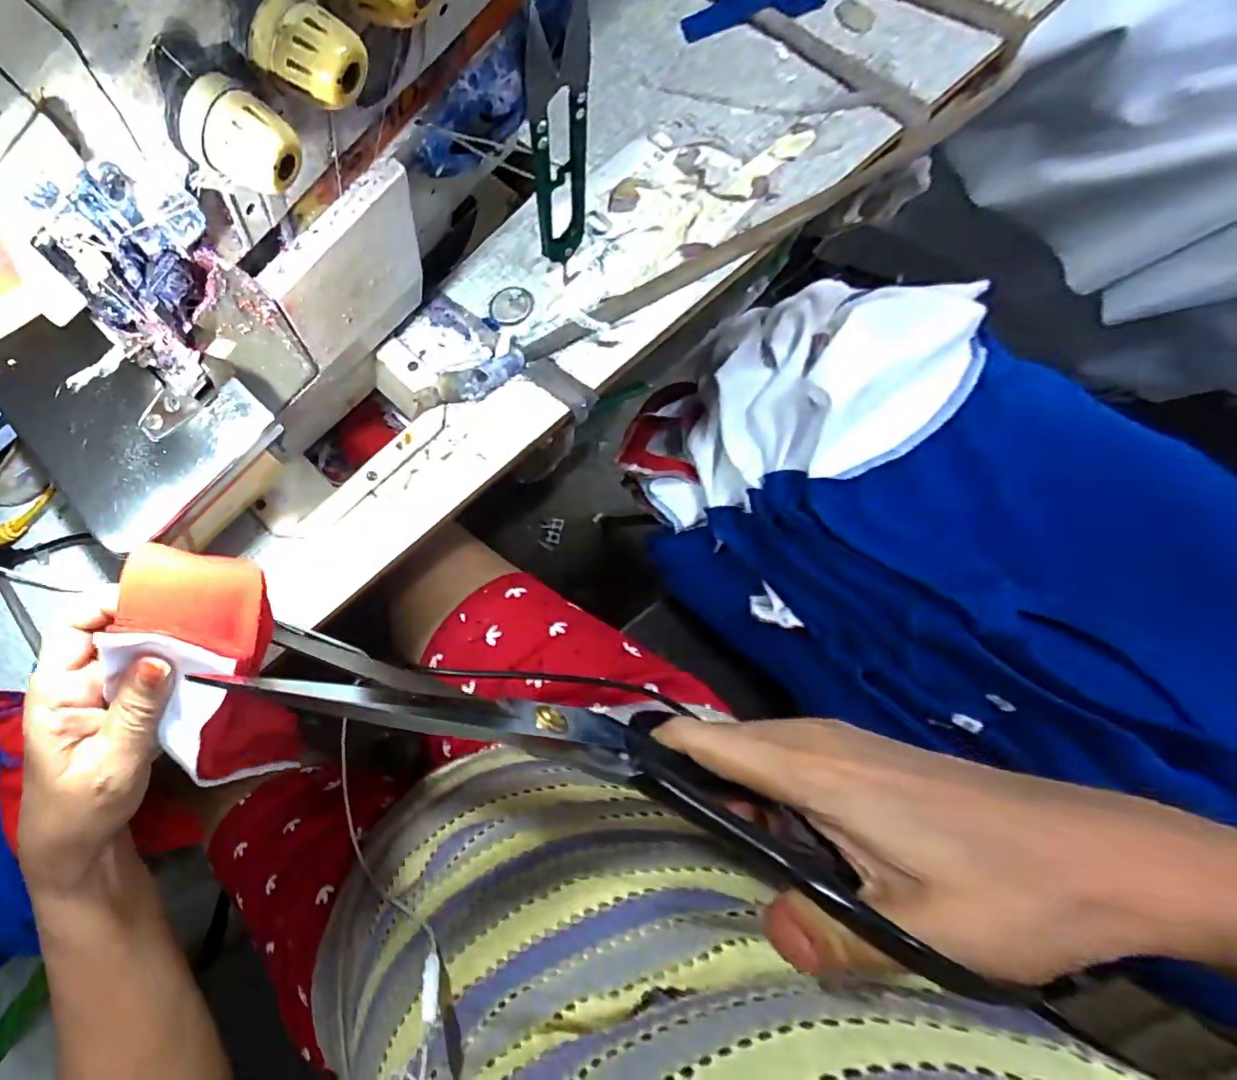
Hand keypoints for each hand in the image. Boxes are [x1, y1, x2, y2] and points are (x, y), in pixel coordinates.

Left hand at [19, 590, 173, 897]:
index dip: (107, 603)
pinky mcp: (116, 706)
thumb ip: (136, 710)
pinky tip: (190, 667)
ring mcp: (96, 692)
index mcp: (54, 687)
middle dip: (145, 620)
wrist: (78, 853)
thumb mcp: (112, 763)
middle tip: (190, 619)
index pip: (72, 622)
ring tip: (197, 638)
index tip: (154, 601)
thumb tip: (161, 657)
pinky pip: (140, 674)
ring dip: (158, 643)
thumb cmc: (80, 812)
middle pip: (105, 630)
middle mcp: (73, 679)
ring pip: (126, 650)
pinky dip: (163, 667)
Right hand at [654, 716, 1236, 984]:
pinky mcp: (860, 752)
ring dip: (733, 793)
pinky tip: (796, 838)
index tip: (622, 785)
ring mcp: (838, 740)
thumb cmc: (1017, 888)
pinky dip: (765, 789)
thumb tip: (770, 935)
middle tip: (689, 843)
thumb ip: (835, 934)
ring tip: (742, 848)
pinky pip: (782, 758)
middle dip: (691, 785)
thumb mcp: (927, 930)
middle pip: (716, 745)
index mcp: (807, 767)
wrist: (1121, 855)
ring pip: (749, 752)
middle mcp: (810, 739)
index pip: (698, 738)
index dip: (651, 752)